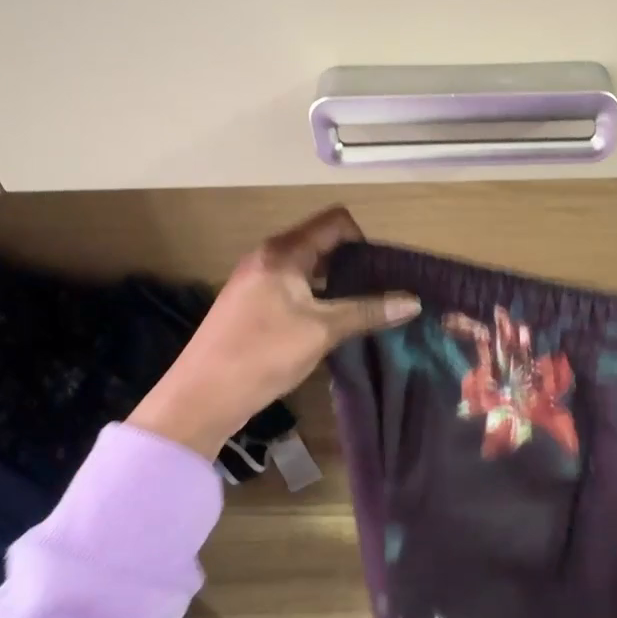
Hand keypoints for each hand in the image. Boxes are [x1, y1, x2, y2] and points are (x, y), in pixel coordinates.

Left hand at [127, 206, 418, 458]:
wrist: (203, 395)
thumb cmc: (264, 353)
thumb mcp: (322, 331)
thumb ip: (368, 312)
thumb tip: (413, 301)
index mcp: (283, 253)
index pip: (335, 223)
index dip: (365, 240)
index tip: (383, 272)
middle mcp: (268, 257)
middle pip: (322, 244)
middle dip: (354, 263)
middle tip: (382, 292)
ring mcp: (256, 281)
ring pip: (308, 269)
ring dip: (337, 284)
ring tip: (364, 310)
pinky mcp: (252, 305)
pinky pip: (294, 288)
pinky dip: (317, 298)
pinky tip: (332, 326)